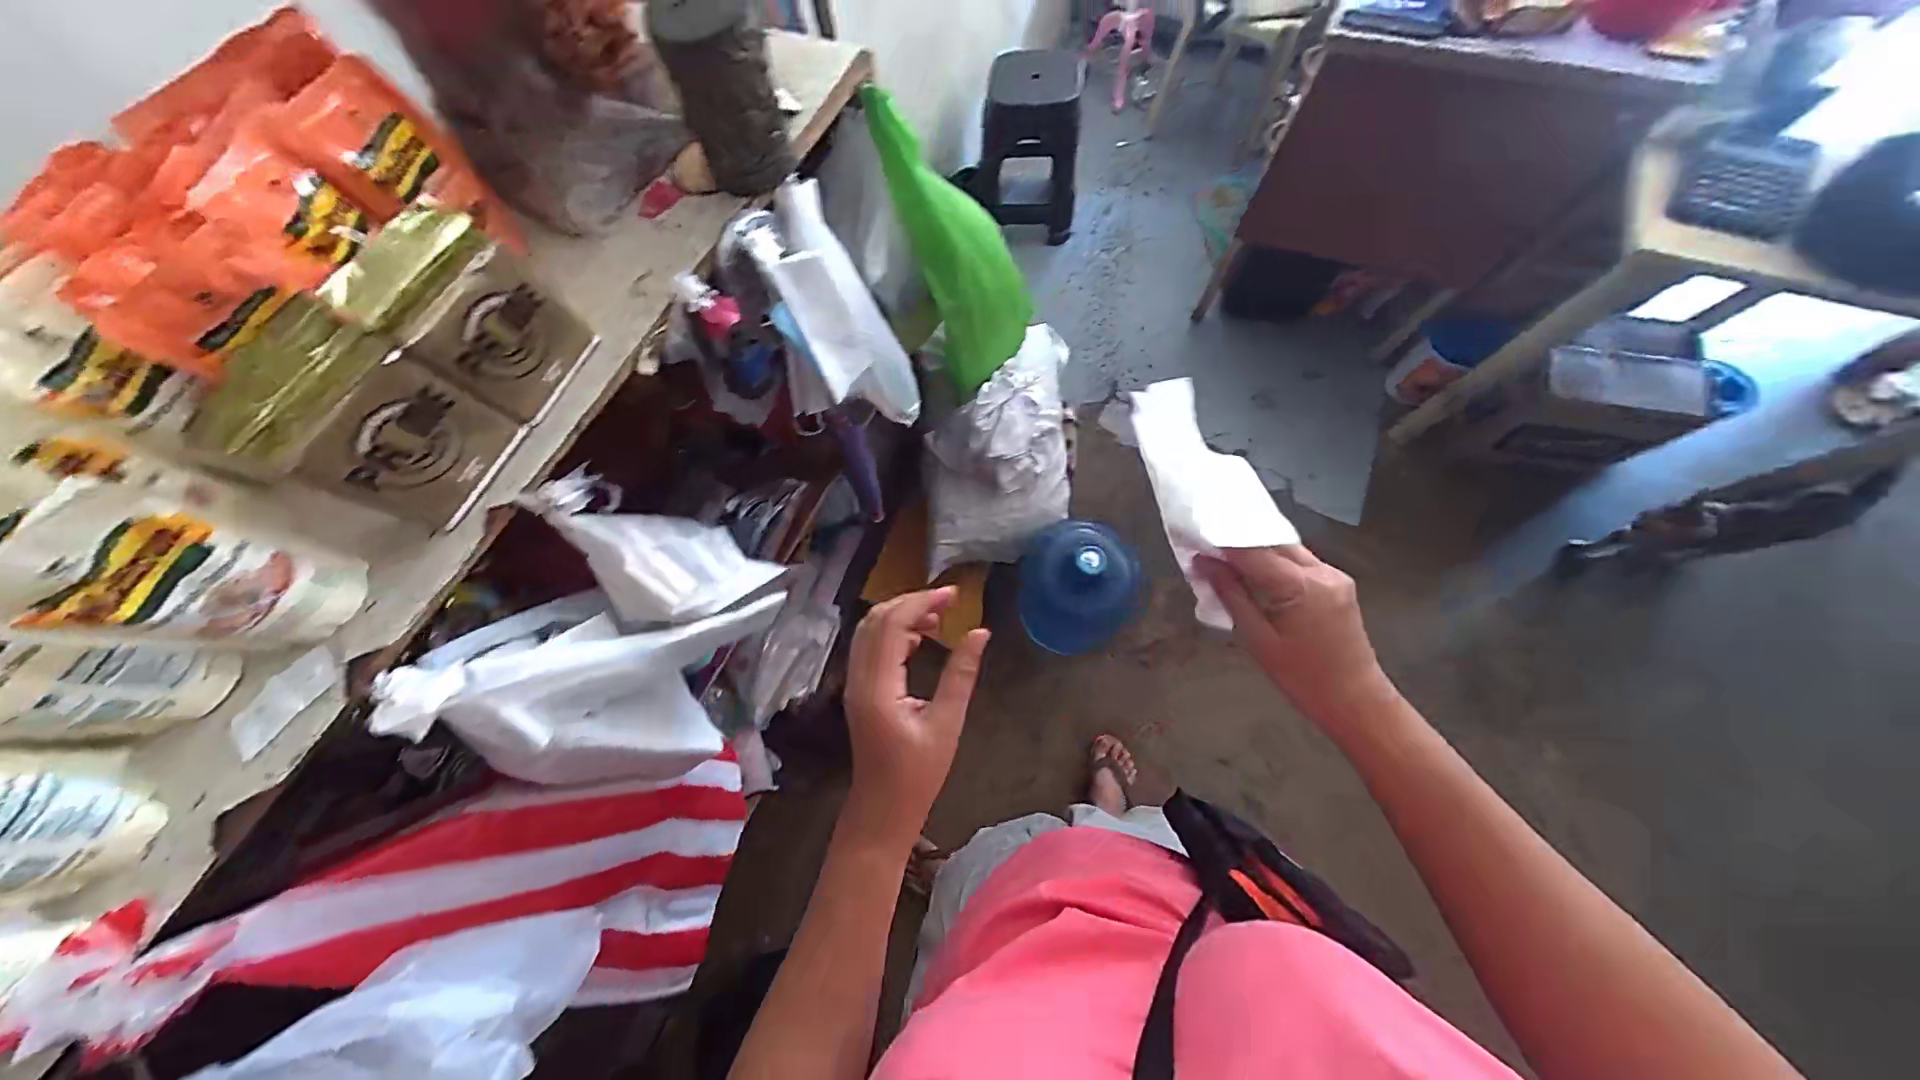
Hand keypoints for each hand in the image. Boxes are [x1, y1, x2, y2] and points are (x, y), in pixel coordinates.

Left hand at [842, 588, 990, 851]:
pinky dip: (893, 633)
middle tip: (948, 601)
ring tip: (938, 617)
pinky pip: (870, 647)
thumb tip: (980, 633)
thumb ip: (961, 674)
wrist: (881, 810)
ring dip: (901, 615)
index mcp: (878, 687)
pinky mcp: (859, 690)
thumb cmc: (917, 775)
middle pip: (876, 620)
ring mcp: (855, 684)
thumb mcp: (947, 724)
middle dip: (911, 602)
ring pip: (870, 631)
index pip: (893, 625)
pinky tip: (919, 639)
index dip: (922, 602)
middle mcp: (859, 679)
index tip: (954, 595)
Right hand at [1196, 547, 1394, 732]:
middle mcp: (1322, 572)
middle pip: (1273, 543)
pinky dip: (1276, 564)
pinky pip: (1300, 562)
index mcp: (1301, 586)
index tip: (1195, 545)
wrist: (1355, 700)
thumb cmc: (1303, 678)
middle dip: (1239, 544)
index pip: (1253, 551)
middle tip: (1207, 553)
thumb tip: (1205, 564)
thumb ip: (1231, 595)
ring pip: (1288, 550)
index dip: (1221, 545)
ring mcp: (1335, 576)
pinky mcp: (1338, 584)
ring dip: (1258, 552)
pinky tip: (1256, 576)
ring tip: (1227, 564)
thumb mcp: (1258, 639)